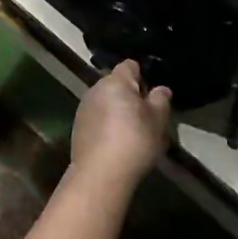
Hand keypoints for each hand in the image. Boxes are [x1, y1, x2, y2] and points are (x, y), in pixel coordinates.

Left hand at [70, 60, 171, 185]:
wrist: (100, 173)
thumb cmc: (134, 141)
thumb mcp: (157, 121)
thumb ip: (160, 100)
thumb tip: (160, 89)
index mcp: (116, 81)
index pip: (130, 65)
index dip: (142, 75)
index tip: (151, 93)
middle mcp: (96, 88)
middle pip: (116, 83)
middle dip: (129, 94)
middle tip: (145, 115)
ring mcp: (84, 107)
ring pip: (105, 101)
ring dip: (117, 109)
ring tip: (131, 131)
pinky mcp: (77, 125)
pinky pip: (97, 116)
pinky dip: (106, 123)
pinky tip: (115, 142)